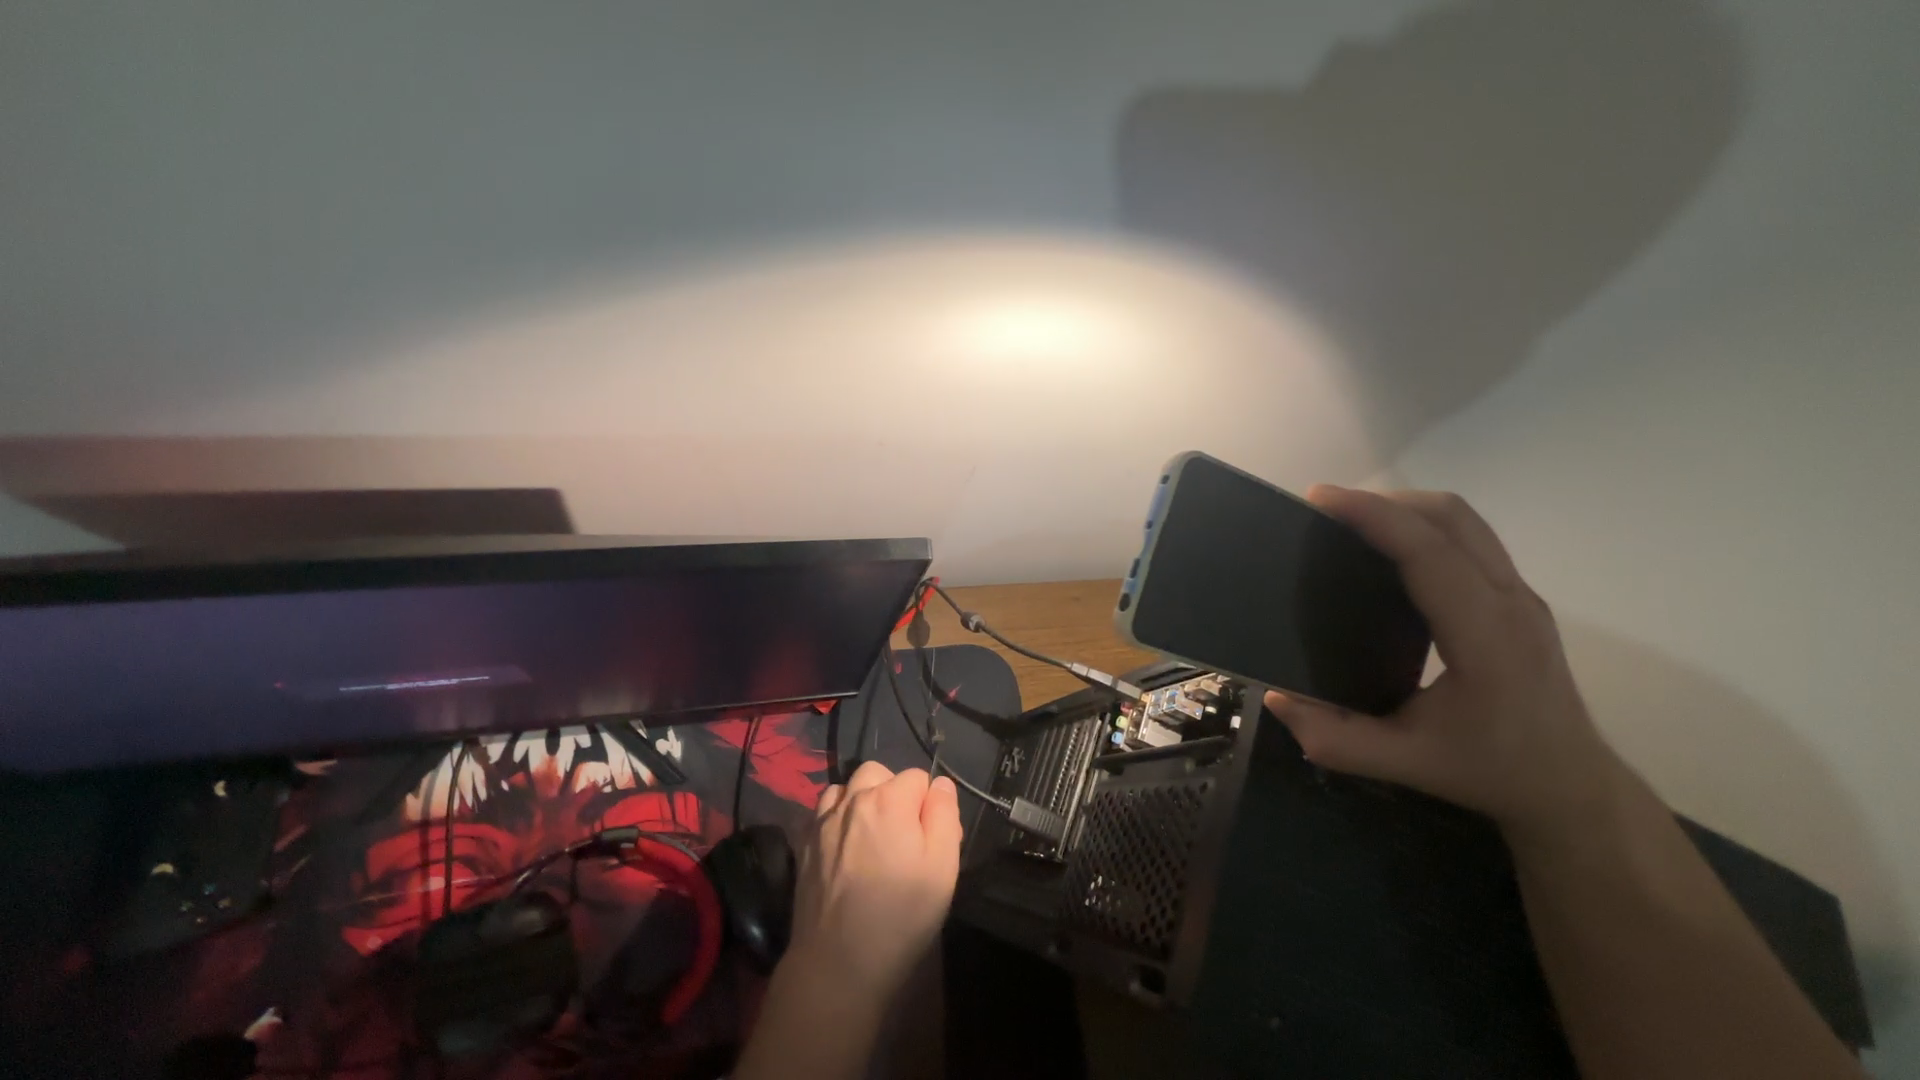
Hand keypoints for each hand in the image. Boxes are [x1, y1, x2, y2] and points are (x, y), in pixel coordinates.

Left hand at [788, 761, 962, 999]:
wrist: (838, 962)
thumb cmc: (901, 915)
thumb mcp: (943, 867)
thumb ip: (944, 816)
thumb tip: (940, 785)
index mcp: (888, 800)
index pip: (918, 778)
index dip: (930, 805)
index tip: (931, 841)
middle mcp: (851, 800)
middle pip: (877, 773)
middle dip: (893, 792)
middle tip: (903, 836)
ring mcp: (822, 822)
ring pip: (845, 789)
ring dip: (861, 801)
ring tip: (872, 839)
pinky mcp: (803, 845)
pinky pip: (822, 813)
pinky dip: (836, 819)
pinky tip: (844, 848)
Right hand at [1264, 486, 1629, 833]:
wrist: (1570, 786)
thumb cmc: (1489, 771)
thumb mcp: (1405, 764)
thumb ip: (1336, 739)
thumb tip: (1277, 700)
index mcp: (1485, 639)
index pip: (1429, 554)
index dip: (1375, 517)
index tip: (1321, 499)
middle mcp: (1510, 603)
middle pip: (1451, 518)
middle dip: (1385, 502)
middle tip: (1328, 511)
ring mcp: (1522, 597)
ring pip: (1466, 522)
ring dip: (1407, 509)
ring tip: (1353, 522)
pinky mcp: (1520, 599)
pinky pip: (1472, 539)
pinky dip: (1426, 526)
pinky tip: (1391, 549)